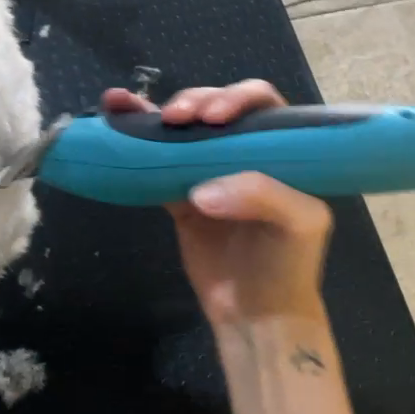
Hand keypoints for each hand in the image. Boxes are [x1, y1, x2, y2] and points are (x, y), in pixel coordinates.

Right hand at [101, 81, 332, 330]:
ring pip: (182, 129)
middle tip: (175, 118)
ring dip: (154, 111)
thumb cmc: (288, 265)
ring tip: (124, 104)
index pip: (262, 106)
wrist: (256, 314)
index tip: (213, 118)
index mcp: (282, 152)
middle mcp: (244, 154)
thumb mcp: (299, 224)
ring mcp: (209, 172)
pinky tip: (115, 121)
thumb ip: (261, 194)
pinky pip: (155, 163)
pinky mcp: (179, 196)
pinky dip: (134, 143)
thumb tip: (199, 189)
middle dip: (193, 102)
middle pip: (215, 108)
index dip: (236, 99)